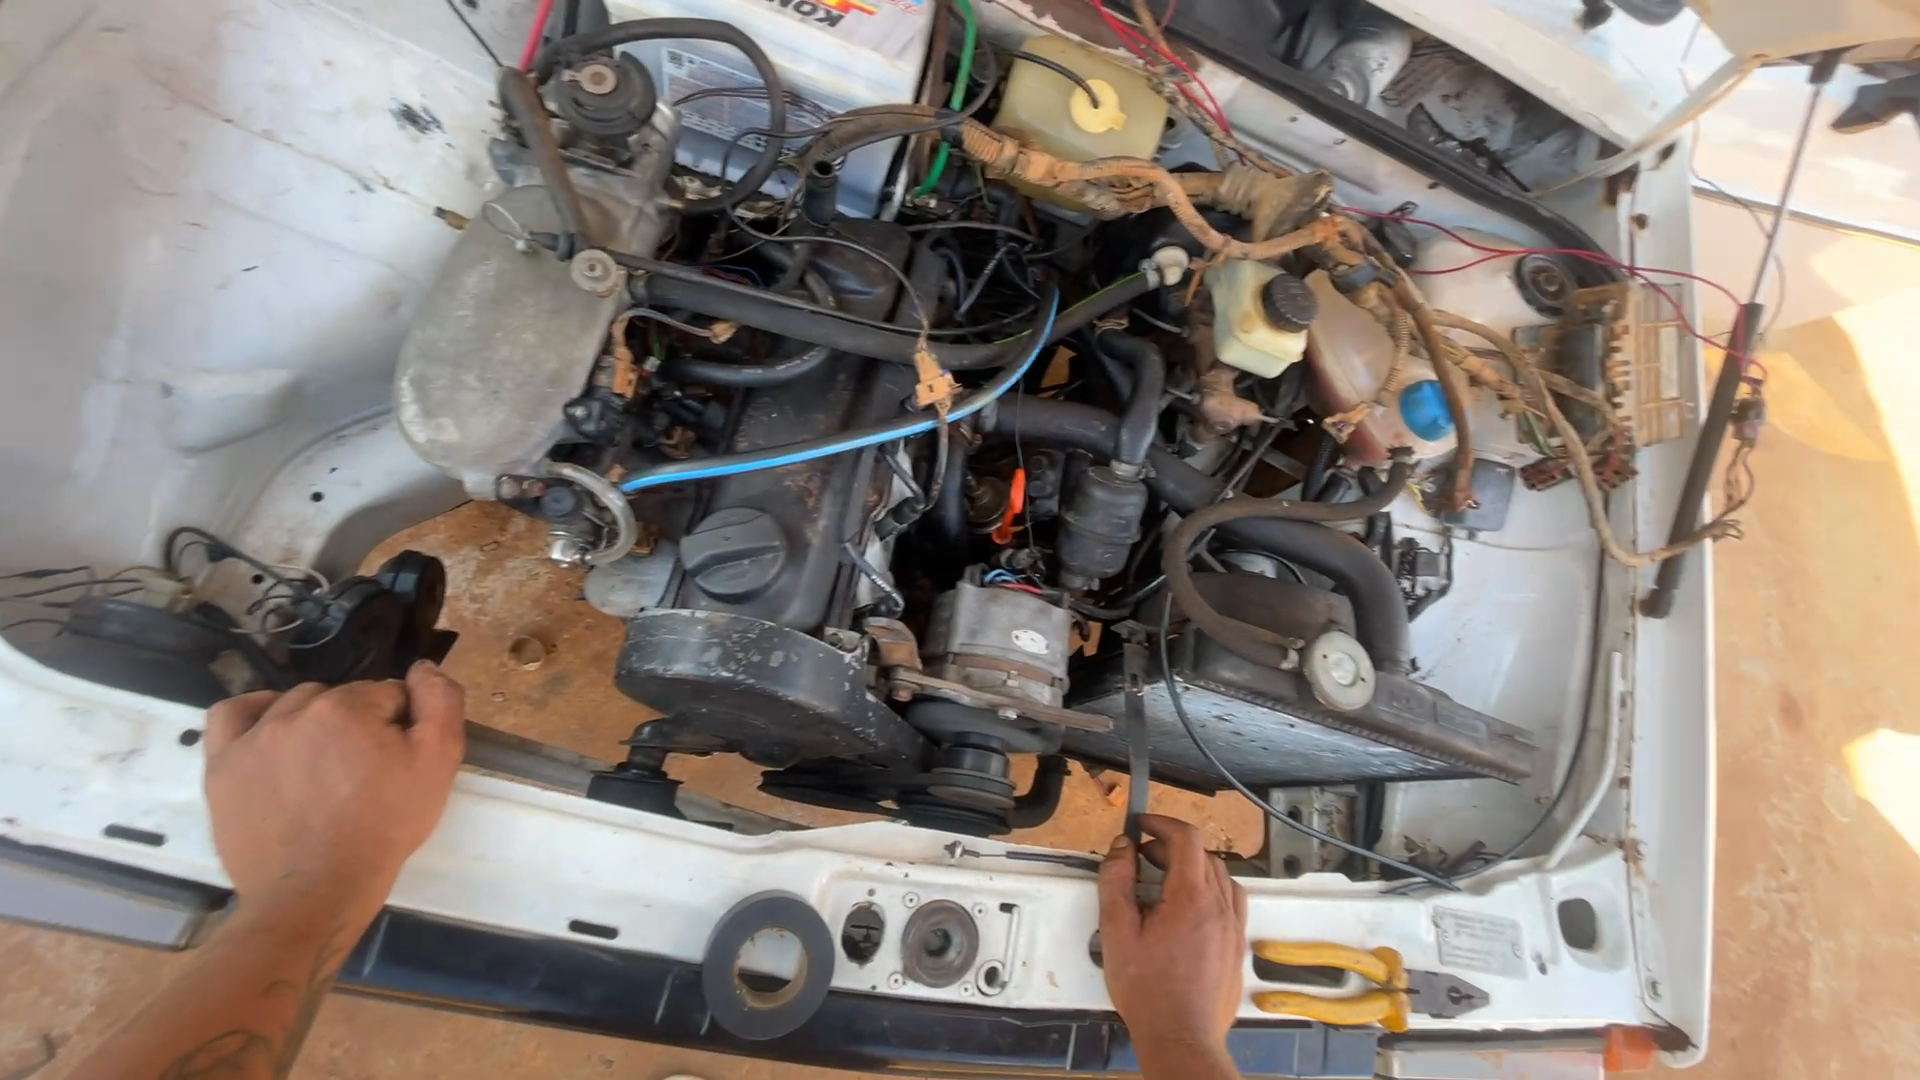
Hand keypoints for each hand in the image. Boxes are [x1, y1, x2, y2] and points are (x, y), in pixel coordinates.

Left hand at [203, 662, 465, 923]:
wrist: (319, 887)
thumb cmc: (387, 822)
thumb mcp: (439, 759)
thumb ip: (441, 700)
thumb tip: (423, 667)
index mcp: (348, 707)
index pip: (391, 693)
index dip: (405, 723)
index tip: (404, 757)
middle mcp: (294, 713)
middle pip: (345, 697)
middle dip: (364, 721)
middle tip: (372, 766)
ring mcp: (251, 740)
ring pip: (297, 704)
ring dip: (320, 720)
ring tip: (331, 762)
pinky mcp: (222, 768)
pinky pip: (231, 716)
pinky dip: (256, 711)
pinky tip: (275, 729)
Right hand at [1098, 814, 1248, 1067]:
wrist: (1182, 1040)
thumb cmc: (1147, 988)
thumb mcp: (1116, 930)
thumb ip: (1116, 879)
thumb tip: (1122, 845)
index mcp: (1191, 898)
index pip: (1187, 838)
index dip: (1162, 823)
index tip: (1141, 825)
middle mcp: (1220, 907)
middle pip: (1202, 854)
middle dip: (1170, 847)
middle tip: (1142, 859)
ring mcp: (1234, 927)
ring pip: (1220, 874)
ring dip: (1192, 866)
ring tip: (1163, 881)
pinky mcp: (1238, 946)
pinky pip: (1231, 899)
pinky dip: (1211, 888)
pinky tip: (1190, 906)